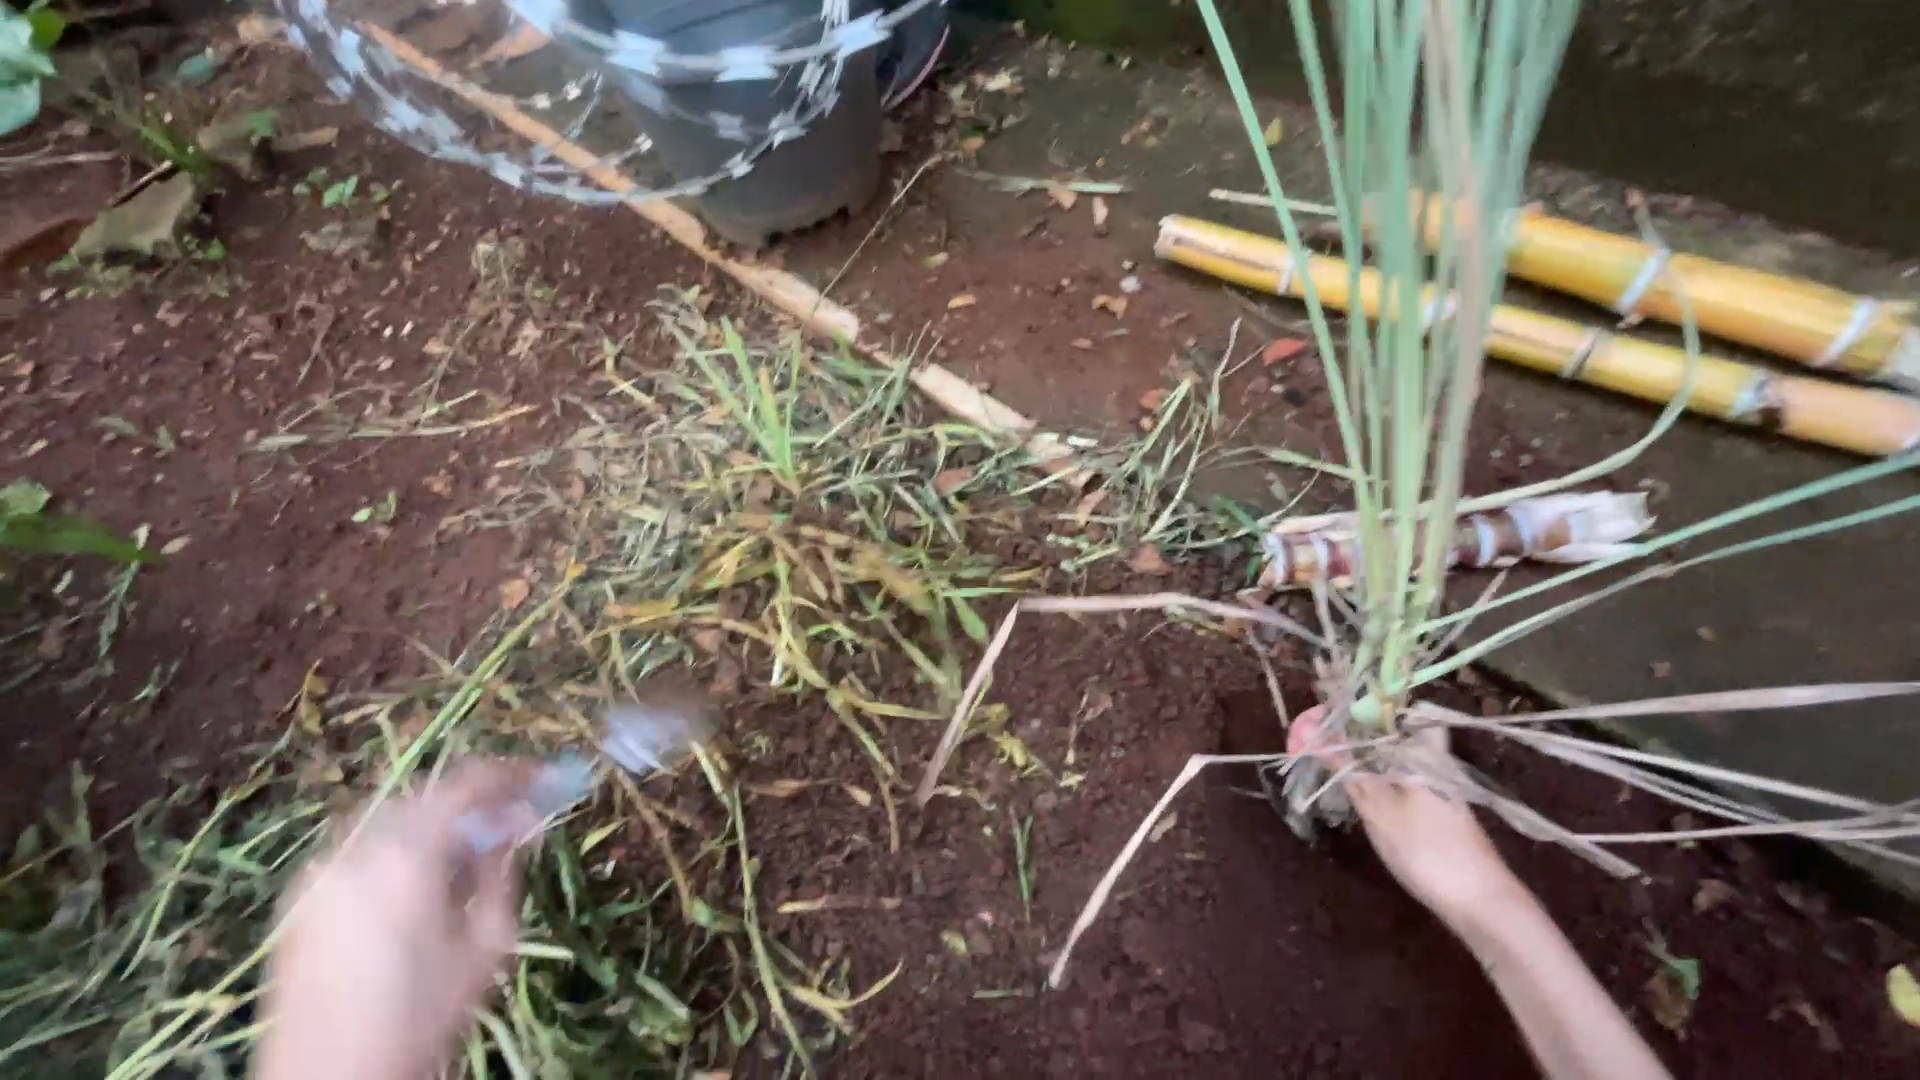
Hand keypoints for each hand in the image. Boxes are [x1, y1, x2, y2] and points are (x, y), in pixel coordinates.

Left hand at [254, 760, 540, 1079]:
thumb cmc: (423, 1014)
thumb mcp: (487, 942)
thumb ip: (502, 869)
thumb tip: (521, 824)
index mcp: (407, 854)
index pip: (468, 784)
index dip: (512, 774)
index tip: (544, 778)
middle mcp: (358, 850)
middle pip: (429, 794)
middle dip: (477, 798)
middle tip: (516, 814)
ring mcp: (323, 873)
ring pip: (395, 818)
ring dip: (440, 819)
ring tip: (474, 845)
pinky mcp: (302, 900)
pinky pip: (364, 847)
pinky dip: (403, 843)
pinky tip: (426, 874)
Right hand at [1288, 705, 1521, 927]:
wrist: (1482, 904)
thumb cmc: (1426, 849)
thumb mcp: (1378, 808)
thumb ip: (1346, 769)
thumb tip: (1313, 733)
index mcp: (1418, 751)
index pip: (1381, 709)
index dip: (1344, 708)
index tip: (1312, 723)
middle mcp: (1428, 759)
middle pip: (1382, 729)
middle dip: (1343, 731)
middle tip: (1309, 745)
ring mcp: (1432, 782)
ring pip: (1386, 752)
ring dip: (1354, 753)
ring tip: (1323, 762)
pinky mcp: (1434, 805)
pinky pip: (1393, 773)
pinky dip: (1370, 773)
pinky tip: (1354, 789)